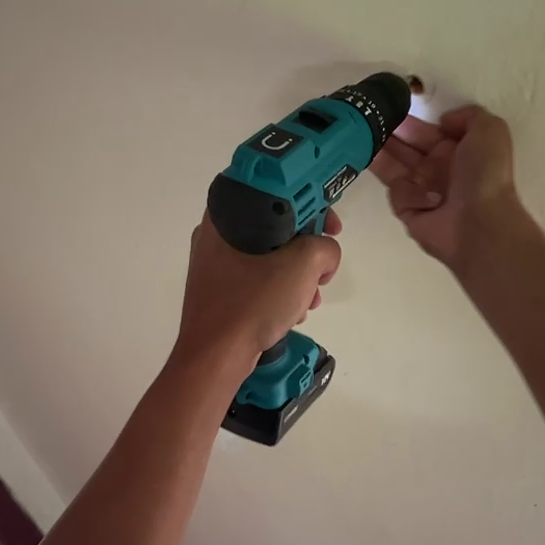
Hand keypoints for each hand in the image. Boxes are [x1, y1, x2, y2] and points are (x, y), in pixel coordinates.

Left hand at [175, 211, 341, 371]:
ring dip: (297, 272)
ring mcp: (215, 263)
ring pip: (269, 253)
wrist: (216, 356)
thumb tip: (324, 255)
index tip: (329, 223)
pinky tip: (292, 309)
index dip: (311, 199)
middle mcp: (216, 232)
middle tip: (323, 265)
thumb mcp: (303, 266)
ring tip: (309, 296)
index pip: (276, 188)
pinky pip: (257, 275)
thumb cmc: (253, 303)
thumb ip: (325, 248)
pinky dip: (279, 287)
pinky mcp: (219, 288)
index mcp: (227, 214)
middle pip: (275, 222)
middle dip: (308, 244)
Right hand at [368, 105, 519, 269]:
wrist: (480, 224)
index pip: (424, 131)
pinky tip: (428, 200)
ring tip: (360, 140)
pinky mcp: (409, 211)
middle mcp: (438, 169)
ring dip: (381, 154)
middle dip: (386, 133)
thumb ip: (468, 115)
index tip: (385, 106)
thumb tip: (442, 121)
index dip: (406, 119)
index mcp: (456, 150)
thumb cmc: (485, 175)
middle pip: (405, 147)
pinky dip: (410, 193)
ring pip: (394, 167)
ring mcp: (422, 190)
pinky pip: (398, 193)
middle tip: (362, 120)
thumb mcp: (490, 130)